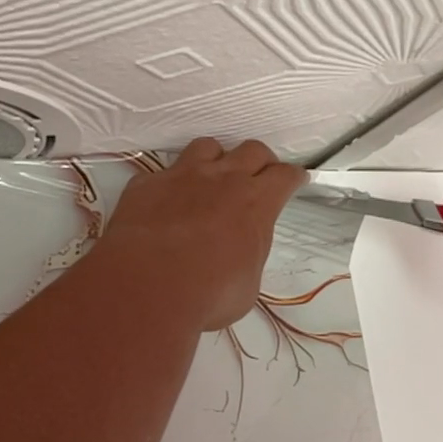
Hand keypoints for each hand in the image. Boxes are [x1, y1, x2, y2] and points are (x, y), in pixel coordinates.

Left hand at [92, 138, 307, 330]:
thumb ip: (246, 255)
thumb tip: (236, 254)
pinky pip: (163, 173)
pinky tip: (164, 204)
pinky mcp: (147, 184)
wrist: (148, 284)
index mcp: (256, 203)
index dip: (292, 177)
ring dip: (215, 159)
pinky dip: (169, 186)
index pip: (284, 176)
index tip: (295, 179)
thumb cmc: (209, 294)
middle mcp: (222, 179)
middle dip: (260, 160)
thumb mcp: (246, 284)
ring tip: (212, 177)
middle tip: (259, 174)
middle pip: (251, 150)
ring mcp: (182, 176)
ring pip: (207, 147)